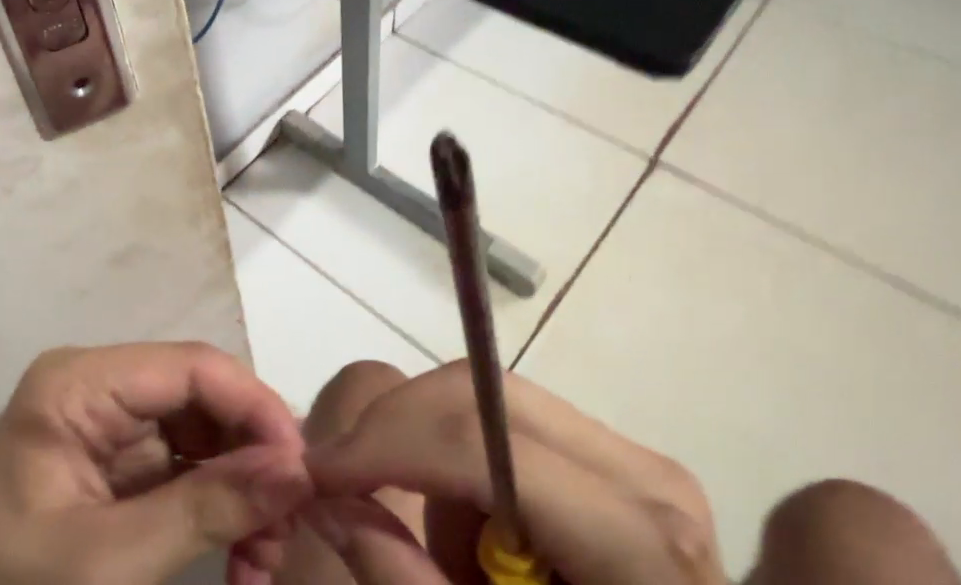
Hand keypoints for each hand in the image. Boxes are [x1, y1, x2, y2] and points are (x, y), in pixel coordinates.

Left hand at [0, 343, 311, 584]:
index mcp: (77, 383)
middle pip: (203, 399)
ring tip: (270, 556)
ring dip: (246, 491)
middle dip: (254, 459)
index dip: (255, 407)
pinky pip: (188, 472)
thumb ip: (205, 507)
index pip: (190, 367)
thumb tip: (299, 471)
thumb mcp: (108, 559)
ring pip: (206, 436)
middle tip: (294, 527)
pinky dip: (222, 510)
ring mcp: (108, 429)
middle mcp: (97, 389)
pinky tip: (246, 556)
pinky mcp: (118, 470)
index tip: (305, 472)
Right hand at [303, 362, 724, 584]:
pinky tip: (489, 546)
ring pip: (487, 404)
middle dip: (398, 435)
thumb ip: (405, 583)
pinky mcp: (621, 465)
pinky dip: (470, 475)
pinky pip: (509, 429)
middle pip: (479, 394)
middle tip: (347, 487)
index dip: (386, 444)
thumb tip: (323, 499)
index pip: (483, 441)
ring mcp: (637, 462)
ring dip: (437, 465)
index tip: (316, 474)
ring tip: (452, 562)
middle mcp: (644, 474)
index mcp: (635, 535)